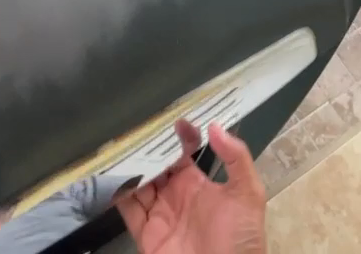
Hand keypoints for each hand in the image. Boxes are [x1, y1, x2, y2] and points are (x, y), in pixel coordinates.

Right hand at [114, 121, 266, 253]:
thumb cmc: (240, 241)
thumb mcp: (249, 197)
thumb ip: (237, 159)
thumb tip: (214, 125)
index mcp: (199, 185)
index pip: (184, 153)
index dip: (179, 136)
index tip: (173, 120)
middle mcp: (176, 195)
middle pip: (157, 164)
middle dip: (146, 147)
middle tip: (135, 125)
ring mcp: (160, 214)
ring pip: (139, 182)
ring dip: (130, 165)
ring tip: (118, 143)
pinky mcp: (146, 233)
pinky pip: (128, 209)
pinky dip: (118, 192)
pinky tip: (112, 173)